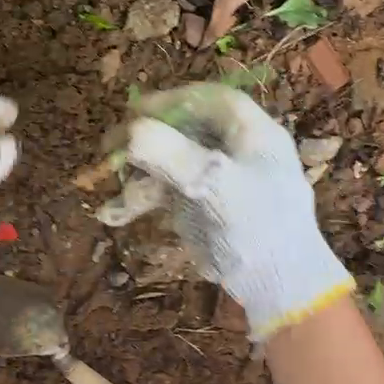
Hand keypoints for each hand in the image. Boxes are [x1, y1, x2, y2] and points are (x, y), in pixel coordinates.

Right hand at [126, 84, 351, 338]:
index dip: (174, 101)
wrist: (275, 283)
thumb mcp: (218, 187)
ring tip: (109, 186)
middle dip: (146, 138)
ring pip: (169, 162)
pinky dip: (139, 200)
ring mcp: (215, 179)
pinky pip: (164, 193)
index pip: (211, 101)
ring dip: (137, 173)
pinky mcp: (199, 206)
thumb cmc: (258, 227)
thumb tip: (132, 130)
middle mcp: (233, 151)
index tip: (136, 111)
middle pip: (184, 129)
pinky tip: (113, 214)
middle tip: (110, 146)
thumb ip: (176, 157)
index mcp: (253, 135)